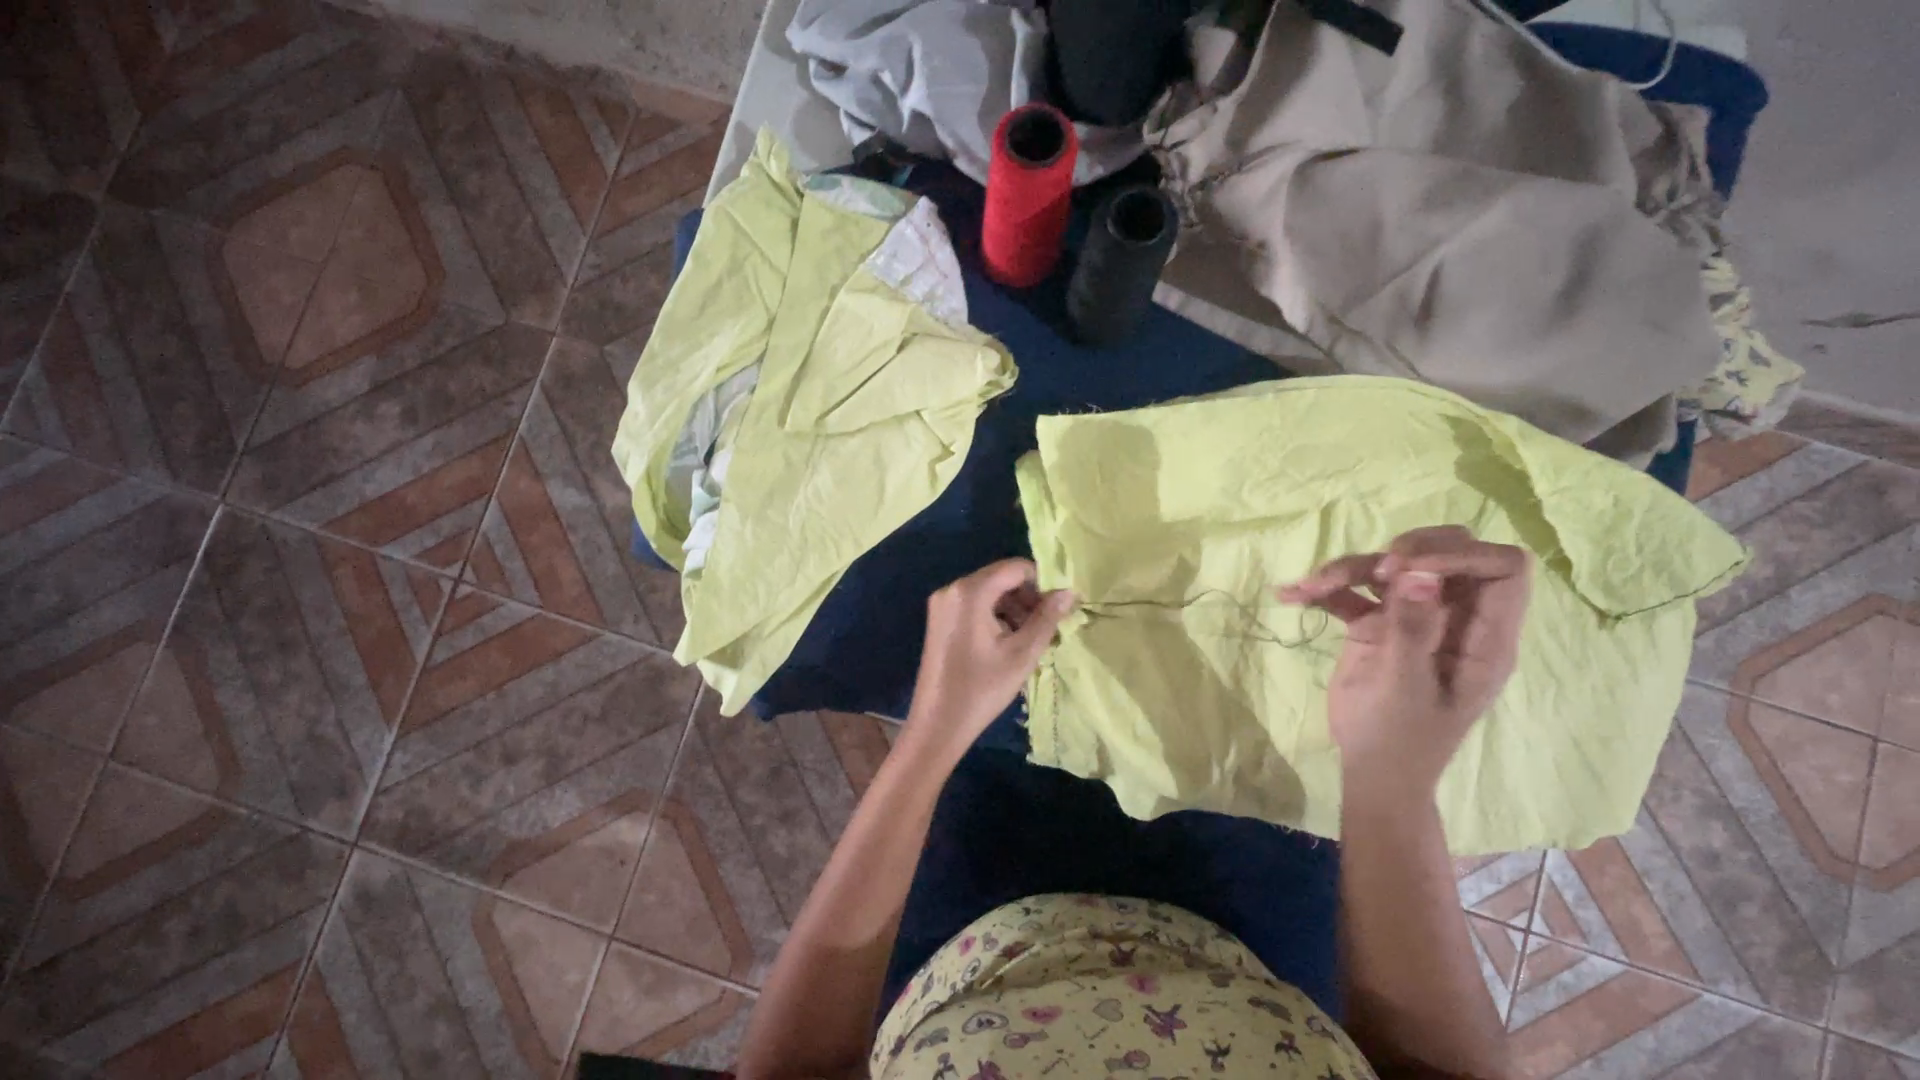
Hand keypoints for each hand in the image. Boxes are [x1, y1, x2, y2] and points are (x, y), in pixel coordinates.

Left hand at [900, 559, 1075, 769]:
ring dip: (1014, 608)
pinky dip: (996, 616)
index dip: (1043, 582)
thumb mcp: (1022, 653)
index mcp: (971, 592)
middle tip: (1049, 625)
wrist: (938, 724)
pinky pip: (974, 606)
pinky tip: (1010, 642)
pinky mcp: (939, 620)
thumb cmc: (982, 689)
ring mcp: (943, 605)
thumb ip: (1047, 618)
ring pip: (989, 593)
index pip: (1016, 568)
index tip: (1061, 605)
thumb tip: (1069, 592)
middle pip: (1001, 578)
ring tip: (1033, 637)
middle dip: (1028, 597)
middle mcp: (952, 589)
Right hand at [1278, 526, 1530, 799]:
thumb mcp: (1406, 688)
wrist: (1371, 774)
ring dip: (1350, 568)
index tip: (1409, 569)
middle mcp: (1454, 618)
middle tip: (1376, 568)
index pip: (1501, 570)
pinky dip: (1324, 590)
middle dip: (1409, 548)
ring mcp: (1414, 618)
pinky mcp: (1377, 625)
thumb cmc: (1401, 740)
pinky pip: (1354, 591)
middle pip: (1450, 552)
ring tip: (1310, 587)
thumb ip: (1412, 629)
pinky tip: (1291, 595)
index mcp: (1483, 636)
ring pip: (1394, 566)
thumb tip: (1416, 573)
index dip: (1461, 556)